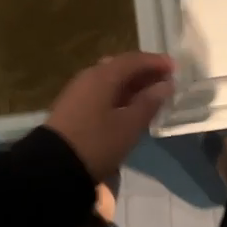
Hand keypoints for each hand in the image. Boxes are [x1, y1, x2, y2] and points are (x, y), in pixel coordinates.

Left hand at [44, 52, 175, 181]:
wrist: (52, 167)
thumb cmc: (96, 143)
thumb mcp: (128, 126)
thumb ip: (148, 103)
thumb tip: (165, 85)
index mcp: (103, 75)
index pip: (134, 60)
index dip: (155, 62)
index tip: (174, 68)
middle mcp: (89, 75)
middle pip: (121, 67)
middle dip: (144, 72)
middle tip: (164, 82)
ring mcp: (78, 90)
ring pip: (110, 79)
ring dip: (131, 84)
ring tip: (149, 96)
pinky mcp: (73, 105)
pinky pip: (101, 90)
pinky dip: (118, 94)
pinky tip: (127, 108)